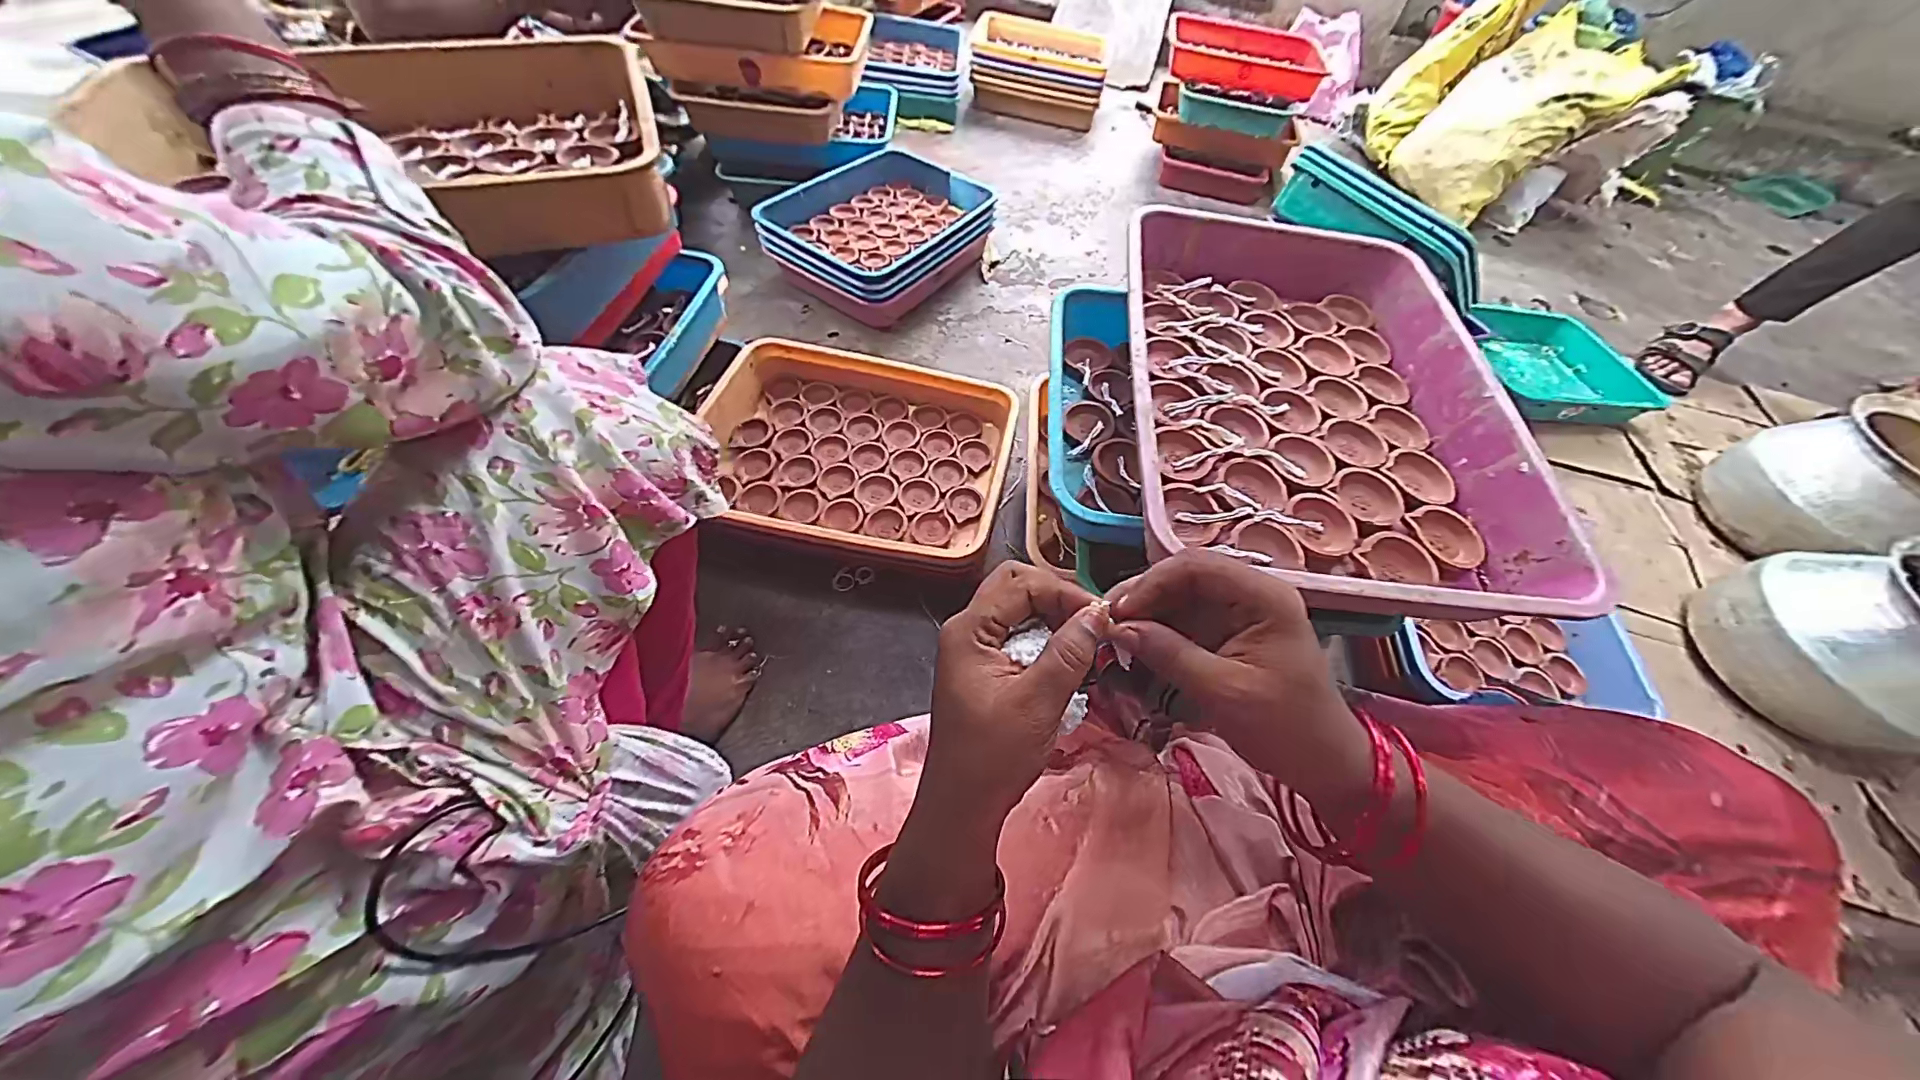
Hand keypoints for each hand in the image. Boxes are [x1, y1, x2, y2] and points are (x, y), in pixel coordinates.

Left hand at [923, 562, 1106, 825]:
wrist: (963, 804)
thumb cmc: (993, 757)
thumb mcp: (1038, 702)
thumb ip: (1069, 652)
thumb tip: (1099, 613)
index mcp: (968, 630)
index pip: (1021, 583)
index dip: (1064, 592)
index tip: (1100, 617)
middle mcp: (967, 630)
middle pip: (1017, 587)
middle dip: (1059, 598)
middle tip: (1094, 623)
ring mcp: (975, 648)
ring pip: (1020, 610)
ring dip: (1055, 619)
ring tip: (1087, 642)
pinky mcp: (986, 667)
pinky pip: (1019, 635)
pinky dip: (1047, 640)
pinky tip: (1070, 660)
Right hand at [1104, 551, 1368, 798]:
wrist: (1322, 762)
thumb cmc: (1286, 727)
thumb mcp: (1224, 692)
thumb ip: (1170, 655)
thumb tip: (1118, 628)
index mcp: (1263, 597)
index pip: (1196, 566)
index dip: (1151, 583)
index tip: (1118, 612)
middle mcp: (1247, 594)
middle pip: (1181, 577)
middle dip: (1141, 596)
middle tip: (1104, 622)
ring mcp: (1233, 612)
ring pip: (1174, 597)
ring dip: (1142, 613)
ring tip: (1111, 634)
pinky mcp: (1221, 632)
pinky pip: (1178, 620)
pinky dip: (1152, 630)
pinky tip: (1130, 644)